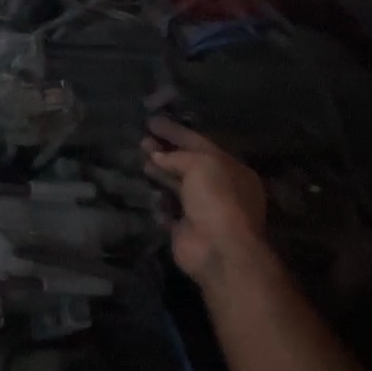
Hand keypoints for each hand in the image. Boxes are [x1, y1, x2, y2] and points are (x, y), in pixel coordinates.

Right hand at [143, 117, 267, 283]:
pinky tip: (143, 186)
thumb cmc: (217, 199)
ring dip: (160, 170)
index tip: (152, 122)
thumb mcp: (201, 165)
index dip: (176, 132)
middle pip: (189, 163)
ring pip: (177, 184)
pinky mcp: (185, 227)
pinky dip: (157, 197)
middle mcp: (219, 187)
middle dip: (166, 150)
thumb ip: (178, 157)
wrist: (218, 248)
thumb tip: (157, 155)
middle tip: (142, 138)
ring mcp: (202, 208)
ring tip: (139, 156)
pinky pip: (168, 208)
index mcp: (231, 169)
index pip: (200, 143)